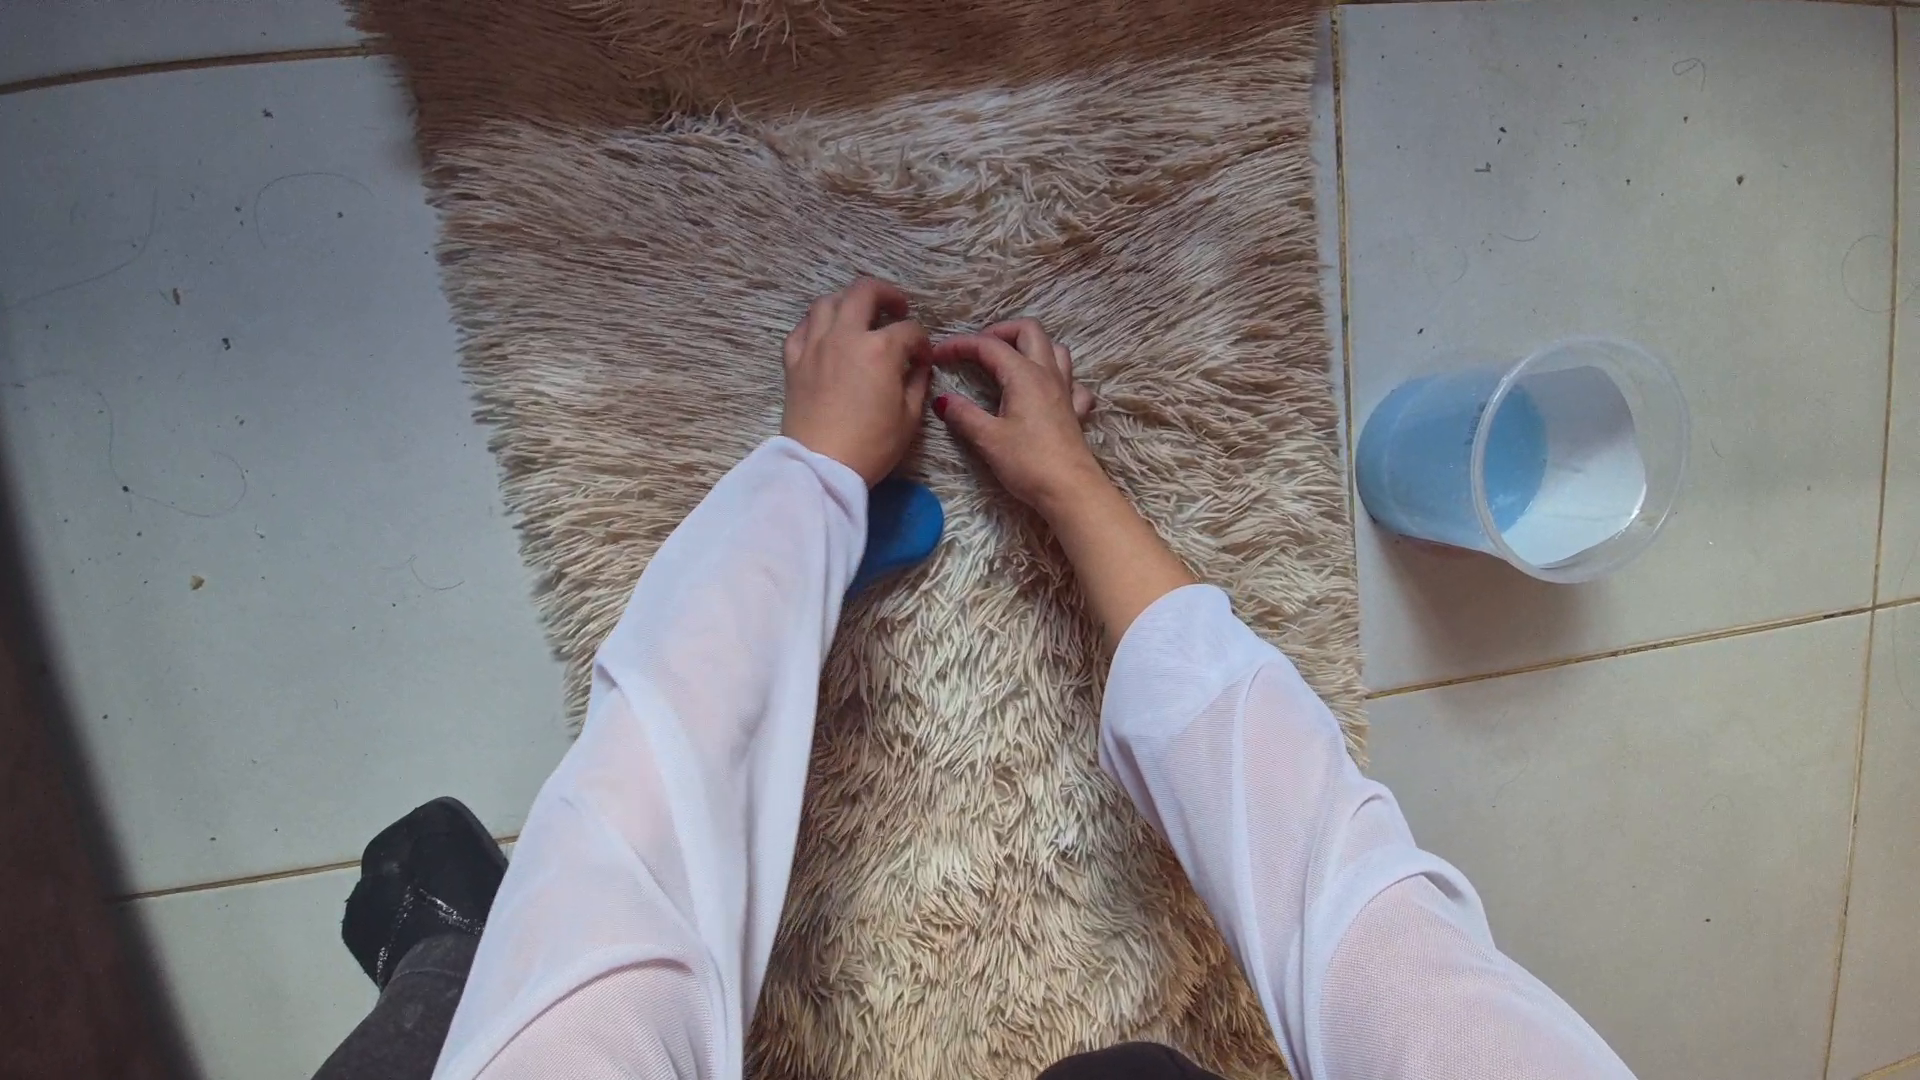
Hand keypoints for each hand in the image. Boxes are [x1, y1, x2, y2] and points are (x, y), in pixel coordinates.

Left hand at [781, 277, 933, 485]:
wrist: (821, 467)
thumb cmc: (871, 446)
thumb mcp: (909, 419)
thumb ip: (917, 384)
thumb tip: (918, 367)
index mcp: (880, 349)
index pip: (909, 330)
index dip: (922, 343)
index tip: (923, 359)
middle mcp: (846, 336)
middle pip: (864, 291)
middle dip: (887, 295)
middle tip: (897, 308)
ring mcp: (815, 345)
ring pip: (828, 302)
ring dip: (848, 302)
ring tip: (858, 317)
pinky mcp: (793, 361)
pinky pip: (802, 328)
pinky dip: (816, 324)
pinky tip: (825, 335)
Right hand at [930, 319, 1101, 517]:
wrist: (1070, 490)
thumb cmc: (1028, 463)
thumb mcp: (988, 439)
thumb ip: (964, 415)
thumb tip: (942, 401)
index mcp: (1024, 375)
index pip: (989, 346)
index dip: (961, 345)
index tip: (938, 355)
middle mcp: (1048, 374)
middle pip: (1029, 331)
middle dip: (1001, 331)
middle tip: (978, 348)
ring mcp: (1066, 391)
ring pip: (1055, 350)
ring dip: (1031, 347)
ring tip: (1011, 361)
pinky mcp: (1076, 412)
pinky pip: (1073, 383)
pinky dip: (1059, 378)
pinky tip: (1047, 391)